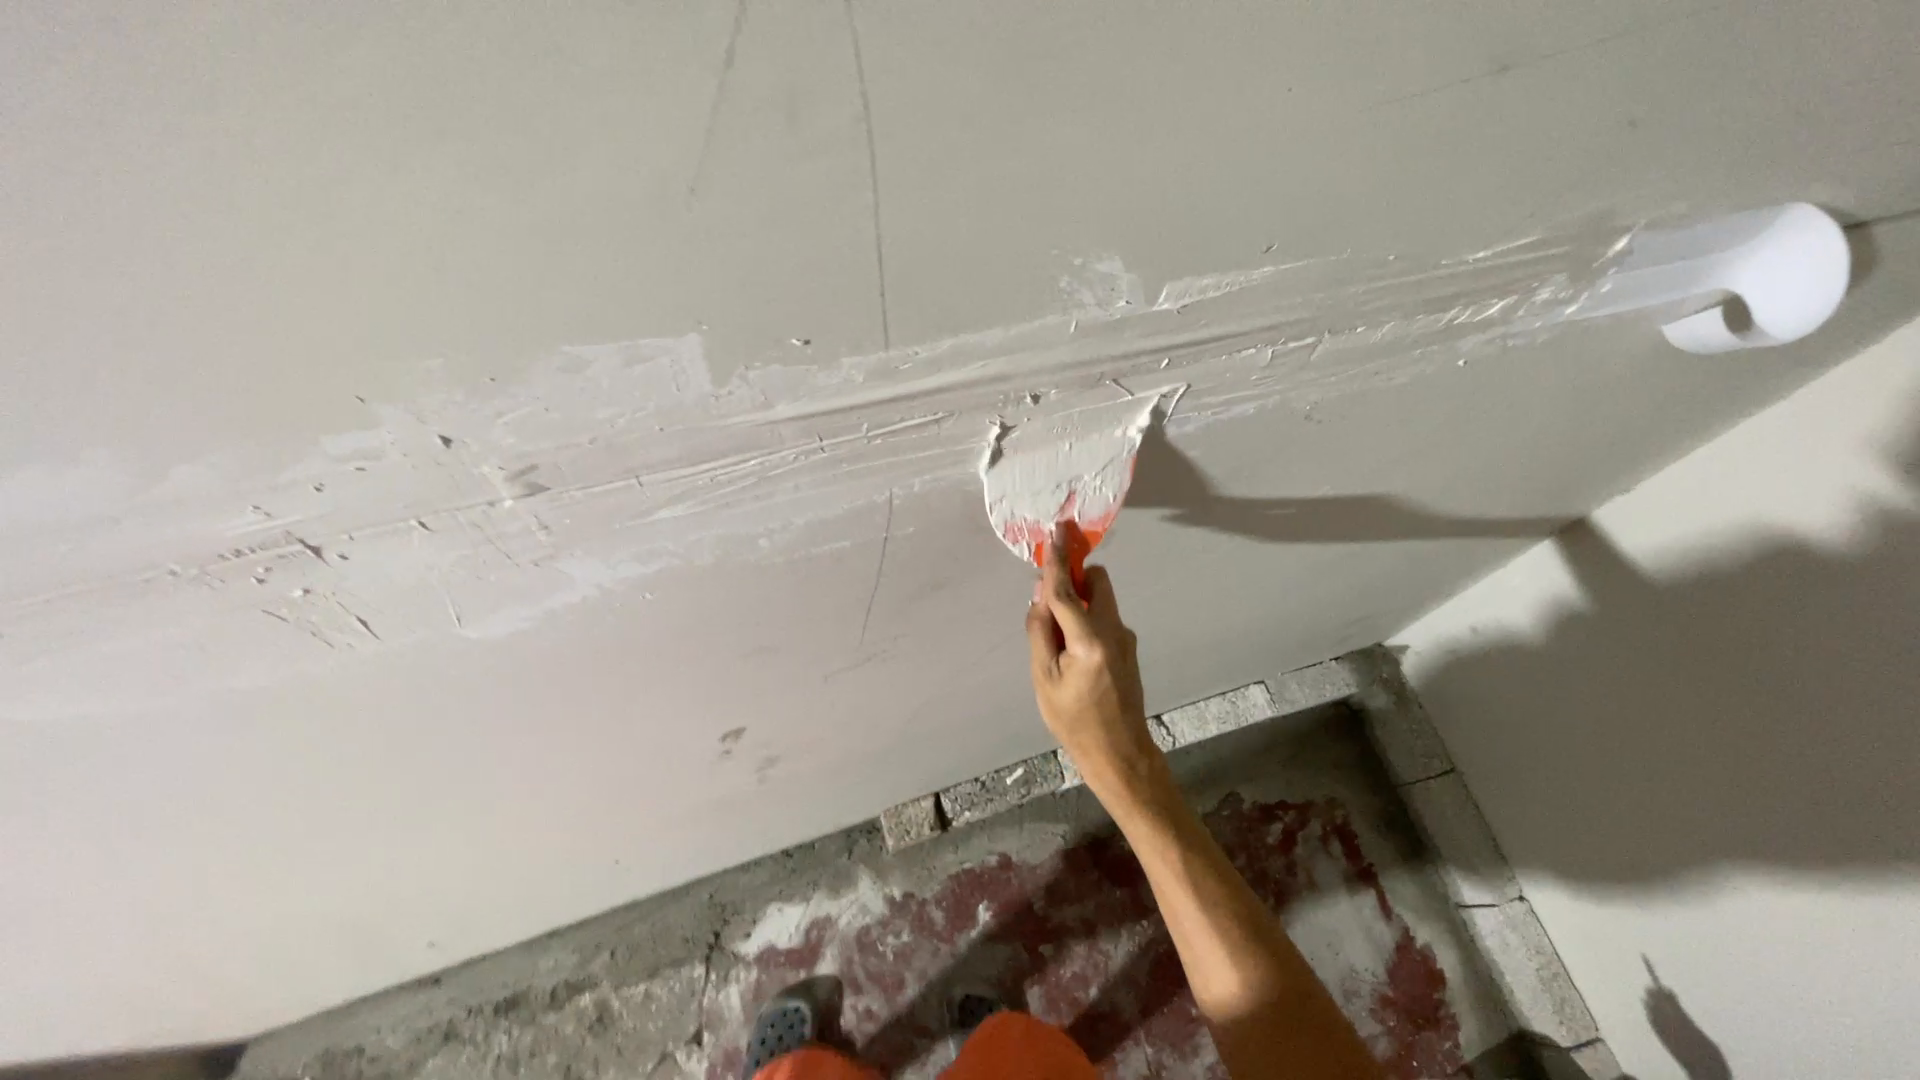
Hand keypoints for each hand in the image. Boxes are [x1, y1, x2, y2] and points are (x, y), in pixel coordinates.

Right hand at [1025, 525, 1155, 781]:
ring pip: (1101, 600)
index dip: (1056, 561)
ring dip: (1079, 602)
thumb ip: (1040, 632)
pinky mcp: (1128, 647)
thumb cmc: (1074, 721)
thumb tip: (1040, 595)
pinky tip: (1071, 653)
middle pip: (1098, 582)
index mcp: (1090, 640)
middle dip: (1075, 577)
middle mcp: (1115, 631)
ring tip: (1056, 641)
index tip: (1054, 532)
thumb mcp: (1044, 679)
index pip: (1068, 591)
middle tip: (1049, 597)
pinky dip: (1086, 621)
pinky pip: (1104, 619)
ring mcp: (1126, 638)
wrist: (1119, 752)